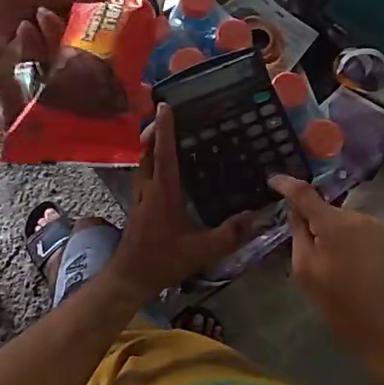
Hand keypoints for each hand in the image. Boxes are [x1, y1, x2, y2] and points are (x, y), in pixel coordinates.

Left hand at [0, 0, 106, 62]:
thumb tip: (127, 2)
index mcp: (76, 28)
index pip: (95, 45)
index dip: (104, 48)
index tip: (113, 49)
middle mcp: (62, 43)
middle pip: (77, 56)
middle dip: (76, 47)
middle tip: (76, 37)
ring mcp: (42, 52)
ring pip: (55, 58)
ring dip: (49, 36)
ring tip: (42, 14)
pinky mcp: (21, 57)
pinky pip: (32, 59)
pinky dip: (29, 41)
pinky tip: (24, 24)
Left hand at [106, 105, 257, 295]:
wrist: (129, 278)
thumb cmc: (163, 261)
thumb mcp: (201, 251)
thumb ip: (229, 234)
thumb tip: (254, 216)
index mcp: (163, 192)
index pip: (163, 153)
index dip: (164, 128)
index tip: (165, 106)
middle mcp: (148, 188)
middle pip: (147, 151)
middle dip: (155, 130)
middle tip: (167, 115)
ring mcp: (139, 197)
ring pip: (142, 162)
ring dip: (150, 145)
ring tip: (165, 134)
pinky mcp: (137, 206)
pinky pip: (143, 174)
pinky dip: (150, 161)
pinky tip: (163, 168)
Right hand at [269, 175, 383, 374]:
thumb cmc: (339, 304)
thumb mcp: (305, 271)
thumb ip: (298, 233)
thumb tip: (295, 209)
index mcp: (335, 224)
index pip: (305, 193)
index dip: (287, 184)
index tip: (273, 180)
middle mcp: (359, 216)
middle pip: (327, 209)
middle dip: (316, 221)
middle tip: (309, 247)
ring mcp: (379, 225)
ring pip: (346, 220)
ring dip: (336, 231)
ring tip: (334, 261)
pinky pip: (362, 229)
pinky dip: (353, 239)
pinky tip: (353, 262)